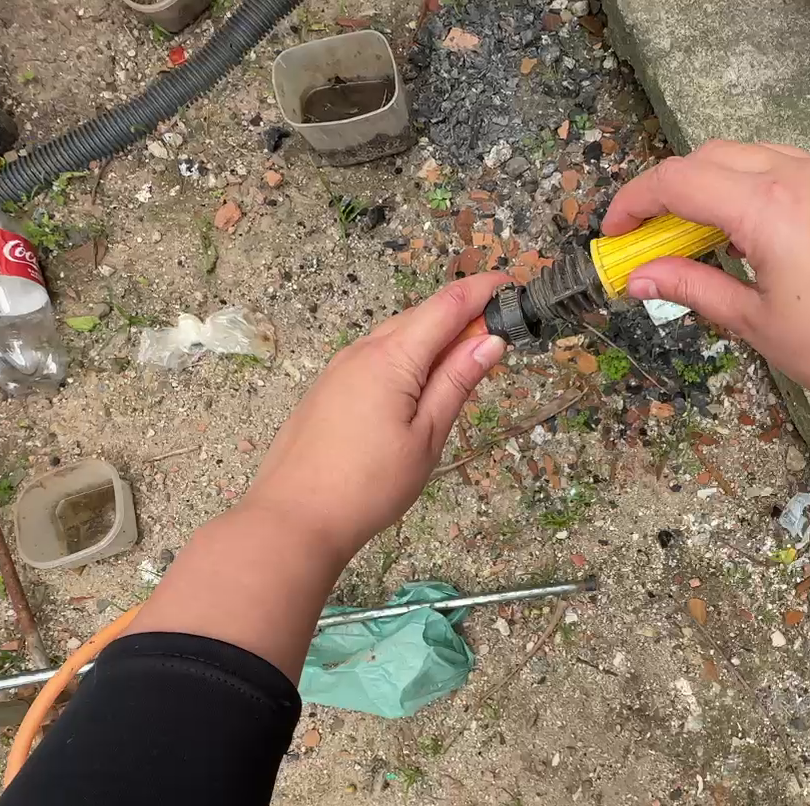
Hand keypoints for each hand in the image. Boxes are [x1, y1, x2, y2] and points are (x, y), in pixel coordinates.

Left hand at [239, 273, 509, 562]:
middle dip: (464, 313)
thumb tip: (490, 341)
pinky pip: (378, 355)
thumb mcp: (427, 436)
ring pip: (398, 335)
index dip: (483, 290)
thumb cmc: (369, 485)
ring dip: (437, 337)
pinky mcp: (331, 386)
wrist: (296, 517)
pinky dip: (410, 355)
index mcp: (392, 358)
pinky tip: (423, 382)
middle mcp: (363, 349)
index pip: (447, 306)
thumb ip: (457, 383)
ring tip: (468, 360)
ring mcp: (341, 366)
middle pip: (422, 315)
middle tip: (502, 330)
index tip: (514, 284)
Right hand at [602, 141, 809, 428]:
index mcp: (771, 208)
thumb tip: (638, 277)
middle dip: (673, 192)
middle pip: (714, 157)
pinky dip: (763, 192)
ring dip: (719, 189)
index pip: (680, 180)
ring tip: (709, 244)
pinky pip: (799, 172)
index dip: (635, 202)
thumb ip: (691, 287)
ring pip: (757, 158)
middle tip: (655, 240)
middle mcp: (805, 174)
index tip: (616, 231)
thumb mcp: (753, 322)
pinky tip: (764, 240)